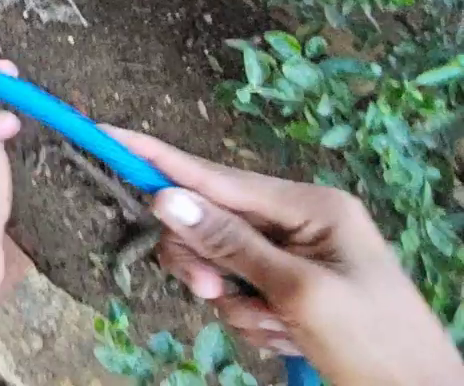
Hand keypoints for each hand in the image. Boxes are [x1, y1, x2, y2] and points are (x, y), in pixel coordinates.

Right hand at [110, 128, 463, 382]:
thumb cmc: (379, 349)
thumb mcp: (300, 295)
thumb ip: (227, 243)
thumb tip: (161, 197)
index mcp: (310, 207)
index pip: (210, 174)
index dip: (152, 154)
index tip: (101, 130)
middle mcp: (294, 219)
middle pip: (203, 218)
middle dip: (203, 259)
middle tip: (211, 293)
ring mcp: (289, 250)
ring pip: (210, 253)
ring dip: (226, 293)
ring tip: (264, 325)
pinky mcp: (283, 280)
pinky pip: (230, 281)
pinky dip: (244, 310)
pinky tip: (281, 333)